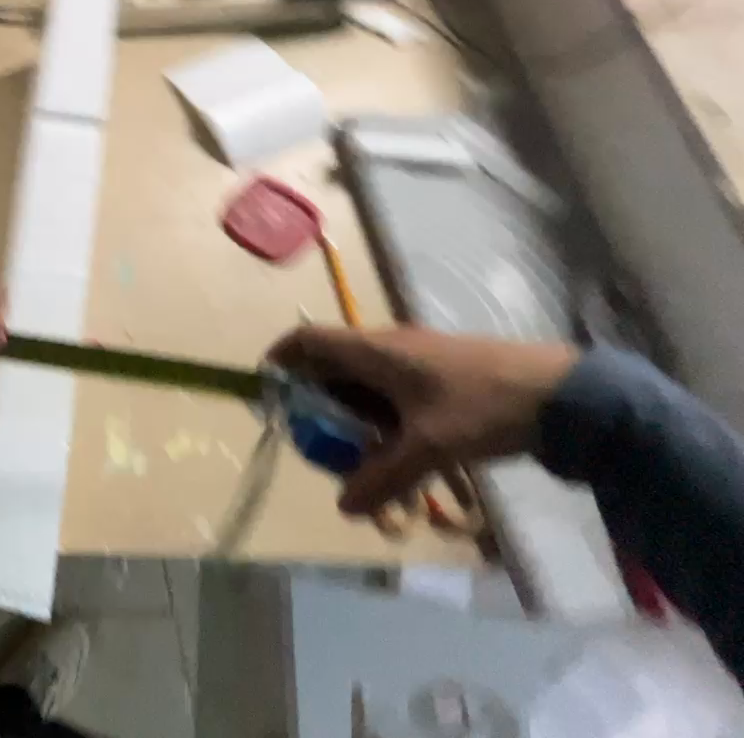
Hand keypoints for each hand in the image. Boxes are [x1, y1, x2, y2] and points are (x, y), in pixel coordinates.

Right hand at [268, 325, 578, 515]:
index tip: (270, 391)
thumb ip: (383, 476)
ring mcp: (420, 358)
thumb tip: (345, 508)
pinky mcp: (447, 373)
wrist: (578, 396)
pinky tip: (405, 447)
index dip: (281, 360)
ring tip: (363, 453)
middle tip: (319, 439)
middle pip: (333, 366)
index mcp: (373, 350)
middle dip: (320, 402)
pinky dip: (386, 415)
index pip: (306, 340)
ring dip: (356, 414)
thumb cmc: (486, 407)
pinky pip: (397, 388)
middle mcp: (389, 346)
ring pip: (367, 381)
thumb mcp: (430, 447)